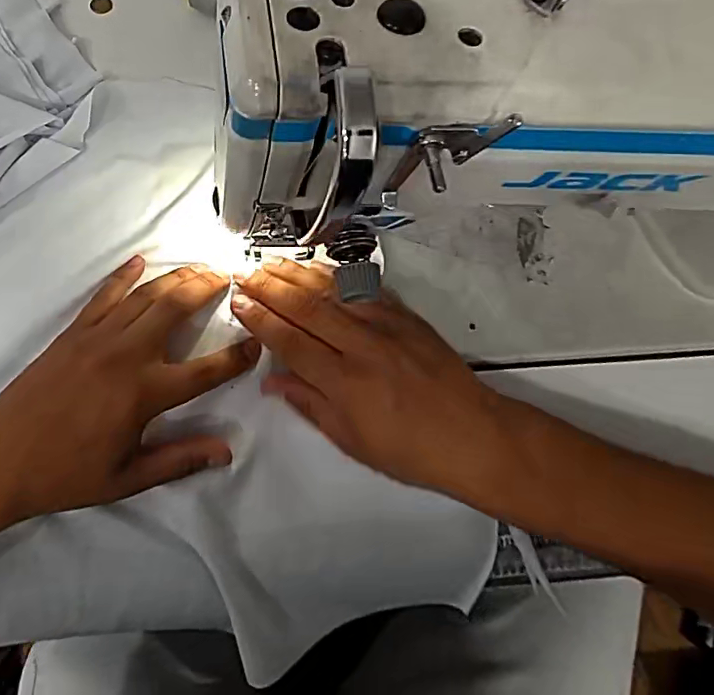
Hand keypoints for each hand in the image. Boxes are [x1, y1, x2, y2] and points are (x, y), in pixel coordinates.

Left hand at [0, 258, 258, 556]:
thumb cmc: (66, 473)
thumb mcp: (127, 478)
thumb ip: (179, 460)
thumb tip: (226, 451)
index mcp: (145, 394)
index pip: (205, 371)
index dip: (236, 357)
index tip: (256, 343)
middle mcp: (127, 355)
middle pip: (177, 308)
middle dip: (207, 286)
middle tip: (228, 275)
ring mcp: (99, 337)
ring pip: (146, 295)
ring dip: (176, 277)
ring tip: (199, 267)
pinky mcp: (74, 331)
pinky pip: (105, 295)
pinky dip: (124, 276)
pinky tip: (139, 261)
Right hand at [230, 259, 520, 506]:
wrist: (474, 434)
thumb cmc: (410, 450)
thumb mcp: (352, 440)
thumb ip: (309, 403)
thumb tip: (272, 381)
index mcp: (345, 382)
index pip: (291, 341)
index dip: (260, 320)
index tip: (239, 303)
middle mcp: (362, 346)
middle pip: (306, 307)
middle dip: (269, 287)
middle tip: (244, 274)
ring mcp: (385, 325)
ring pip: (332, 289)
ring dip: (296, 273)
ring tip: (269, 263)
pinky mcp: (403, 315)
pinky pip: (361, 287)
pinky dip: (333, 274)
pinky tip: (315, 266)